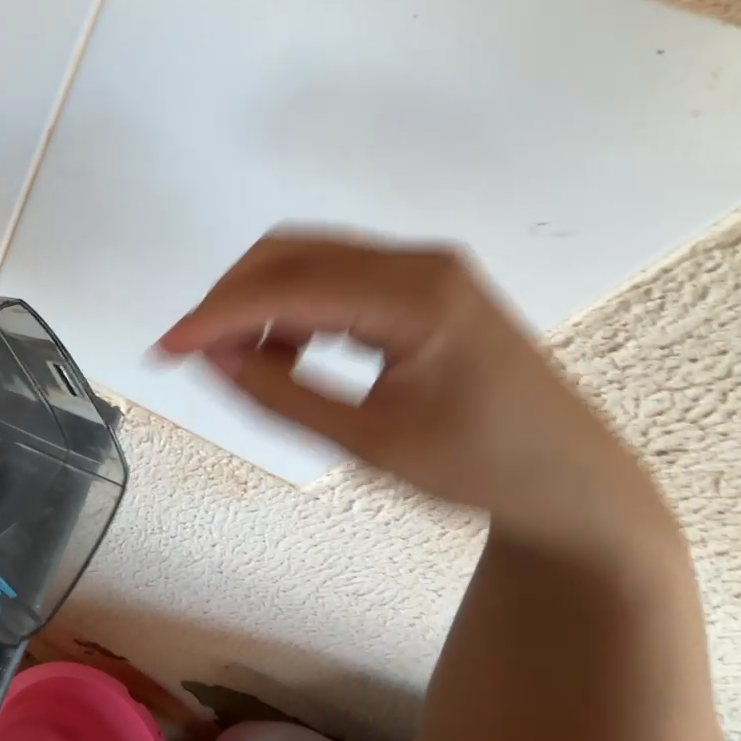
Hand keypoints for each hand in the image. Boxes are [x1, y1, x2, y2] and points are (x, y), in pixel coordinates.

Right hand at [155, 233, 647, 542]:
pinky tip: (287, 352)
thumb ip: (278, 394)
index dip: (214, 316)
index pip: (286, 290)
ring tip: (241, 361)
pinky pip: (329, 275)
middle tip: (193, 354)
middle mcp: (419, 262)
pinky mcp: (419, 282)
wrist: (577, 484)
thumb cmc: (483, 471)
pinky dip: (289, 307)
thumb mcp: (367, 443)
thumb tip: (208, 355)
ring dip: (256, 302)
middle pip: (287, 255)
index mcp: (417, 299)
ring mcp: (422, 267)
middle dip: (228, 301)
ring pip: (302, 259)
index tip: (162, 349)